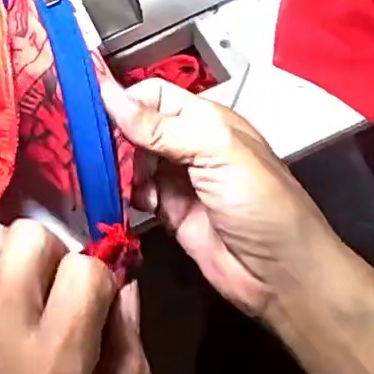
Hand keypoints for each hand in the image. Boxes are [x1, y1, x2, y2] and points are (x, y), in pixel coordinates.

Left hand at [0, 220, 150, 373]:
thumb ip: (132, 367)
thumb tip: (127, 284)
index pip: (84, 269)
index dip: (103, 284)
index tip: (101, 312)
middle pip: (27, 236)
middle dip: (57, 257)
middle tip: (63, 300)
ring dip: (18, 259)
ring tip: (30, 302)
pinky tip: (0, 320)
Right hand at [102, 77, 343, 318]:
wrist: (284, 277)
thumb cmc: (261, 203)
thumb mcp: (216, 152)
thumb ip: (163, 127)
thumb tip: (112, 97)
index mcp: (205, 119)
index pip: (153, 95)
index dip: (123, 99)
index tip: (90, 107)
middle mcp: (189, 143)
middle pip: (137, 126)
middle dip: (116, 134)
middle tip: (94, 148)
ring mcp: (178, 180)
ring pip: (133, 160)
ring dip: (119, 166)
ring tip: (115, 177)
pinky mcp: (169, 213)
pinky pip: (136, 194)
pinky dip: (127, 194)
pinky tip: (131, 200)